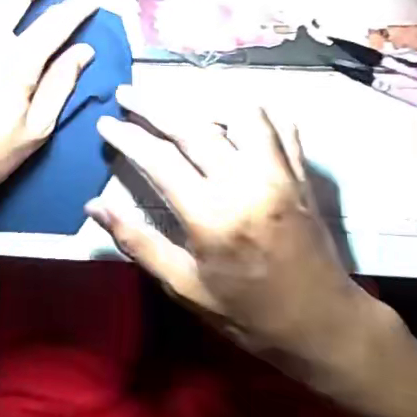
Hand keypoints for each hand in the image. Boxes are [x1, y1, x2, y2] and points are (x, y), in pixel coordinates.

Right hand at [87, 85, 392, 390]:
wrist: (321, 323)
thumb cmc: (246, 314)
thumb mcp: (185, 288)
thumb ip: (139, 242)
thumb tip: (95, 205)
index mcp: (211, 215)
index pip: (159, 160)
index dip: (127, 137)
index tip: (105, 123)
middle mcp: (245, 183)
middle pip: (193, 127)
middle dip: (153, 106)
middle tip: (127, 93)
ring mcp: (278, 173)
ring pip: (239, 116)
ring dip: (205, 101)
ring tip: (180, 98)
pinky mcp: (301, 174)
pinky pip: (280, 127)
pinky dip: (257, 112)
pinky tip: (238, 110)